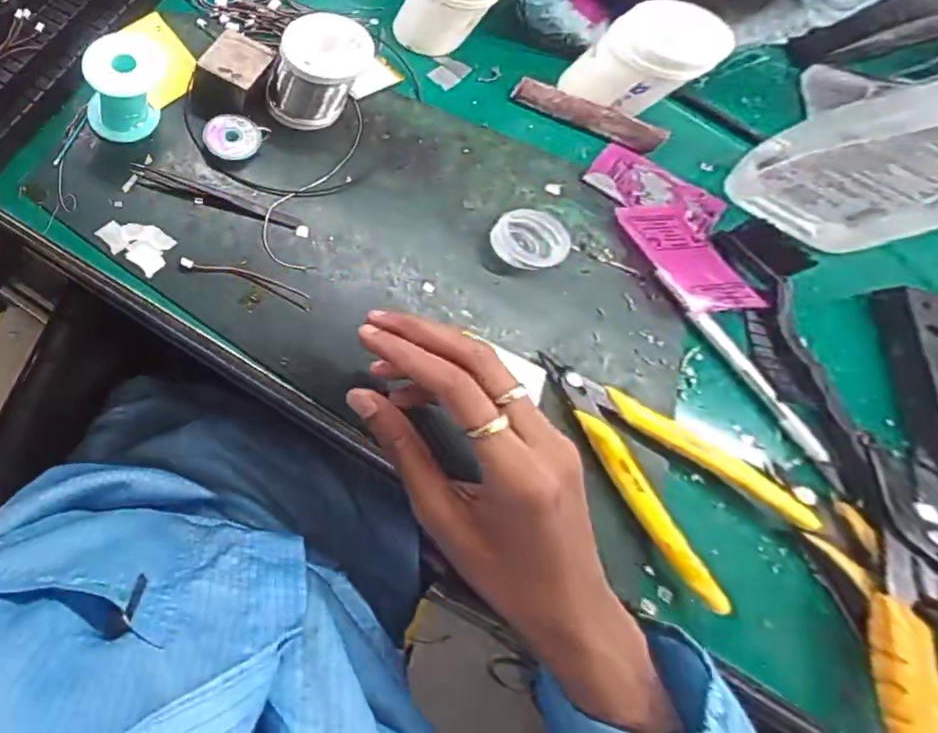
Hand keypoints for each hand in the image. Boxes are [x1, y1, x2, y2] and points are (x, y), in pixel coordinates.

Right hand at [348, 311, 677, 732]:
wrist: (575, 614)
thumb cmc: (502, 575)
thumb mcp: (439, 515)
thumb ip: (402, 448)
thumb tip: (361, 396)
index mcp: (517, 469)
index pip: (458, 387)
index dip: (407, 354)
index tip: (366, 336)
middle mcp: (545, 442)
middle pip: (482, 361)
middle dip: (423, 333)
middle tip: (375, 323)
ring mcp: (554, 437)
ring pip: (492, 368)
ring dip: (436, 350)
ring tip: (384, 358)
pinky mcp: (550, 438)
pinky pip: (498, 388)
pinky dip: (454, 373)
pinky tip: (417, 387)